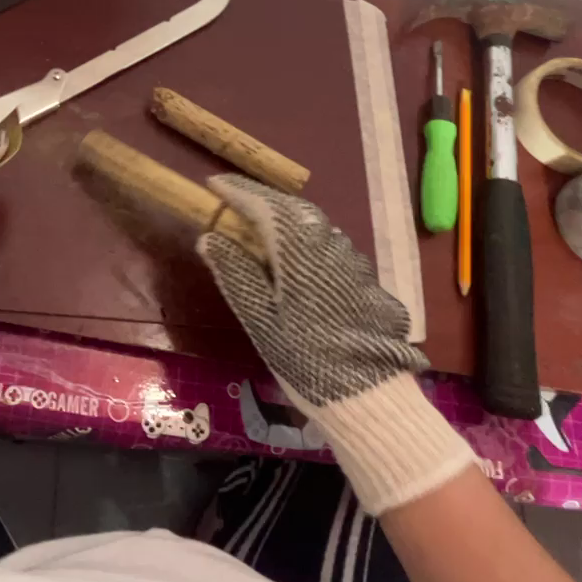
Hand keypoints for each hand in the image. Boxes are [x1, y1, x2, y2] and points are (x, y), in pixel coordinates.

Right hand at [198, 174, 474, 514]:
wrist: (372, 398)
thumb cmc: (305, 357)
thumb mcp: (259, 318)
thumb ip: (234, 273)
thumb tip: (210, 238)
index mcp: (299, 247)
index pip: (264, 204)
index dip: (237, 191)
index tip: (214, 183)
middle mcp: (330, 244)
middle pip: (294, 210)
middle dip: (263, 201)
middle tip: (236, 202)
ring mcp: (355, 263)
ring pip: (316, 229)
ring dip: (288, 222)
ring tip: (264, 231)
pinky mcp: (369, 283)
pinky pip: (333, 252)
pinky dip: (309, 246)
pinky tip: (301, 266)